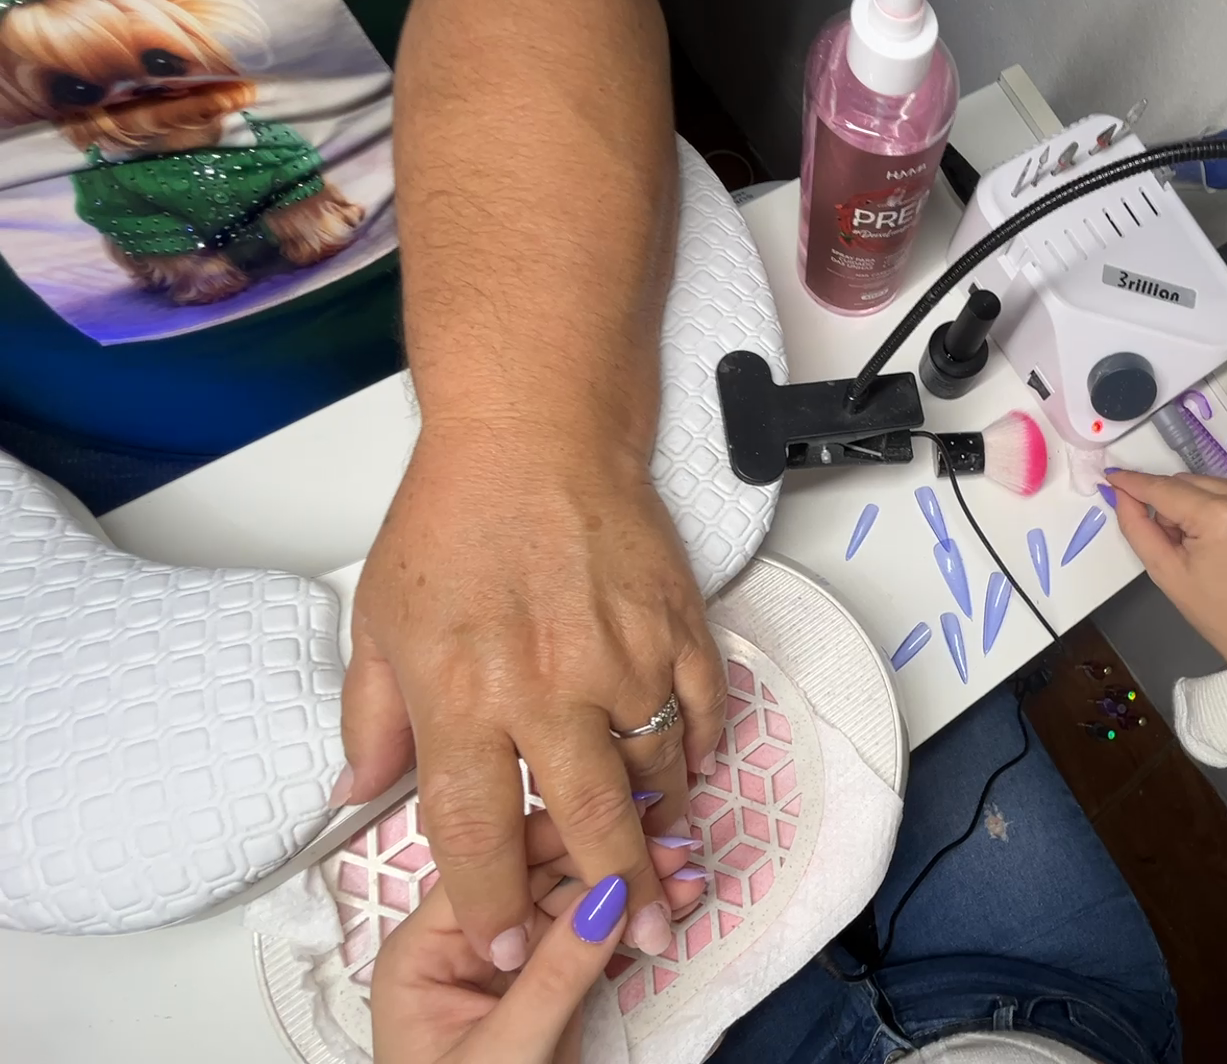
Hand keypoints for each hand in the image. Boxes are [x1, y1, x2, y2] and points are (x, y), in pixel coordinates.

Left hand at [340, 420, 726, 965]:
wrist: (541, 444)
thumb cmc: (458, 522)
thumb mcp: (383, 619)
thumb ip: (374, 719)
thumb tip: (362, 795)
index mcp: (466, 693)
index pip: (477, 828)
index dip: (500, 898)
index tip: (520, 939)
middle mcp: (552, 686)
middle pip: (591, 816)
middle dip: (618, 887)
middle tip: (644, 927)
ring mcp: (628, 655)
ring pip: (660, 764)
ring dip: (666, 811)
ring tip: (667, 838)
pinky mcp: (678, 624)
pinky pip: (705, 704)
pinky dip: (706, 743)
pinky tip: (697, 763)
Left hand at [372, 811, 710, 1063]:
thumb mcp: (505, 1054)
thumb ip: (555, 973)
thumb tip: (614, 891)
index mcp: (431, 947)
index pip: (499, 867)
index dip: (566, 840)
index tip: (632, 825)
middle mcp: (476, 936)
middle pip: (551, 872)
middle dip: (618, 859)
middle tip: (676, 849)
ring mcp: (521, 953)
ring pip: (587, 895)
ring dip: (641, 883)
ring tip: (689, 877)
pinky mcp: (559, 972)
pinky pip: (605, 928)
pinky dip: (643, 913)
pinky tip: (679, 899)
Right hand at [1105, 470, 1226, 666]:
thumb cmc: (1215, 612)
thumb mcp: (1165, 572)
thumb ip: (1137, 527)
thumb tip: (1122, 495)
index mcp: (1219, 516)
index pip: (1164, 489)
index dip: (1134, 482)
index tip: (1111, 477)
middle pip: (1185, 482)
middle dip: (1167, 505)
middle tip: (1171, 543)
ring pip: (1207, 484)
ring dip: (1190, 504)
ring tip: (1197, 545)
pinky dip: (1214, 506)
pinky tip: (1218, 539)